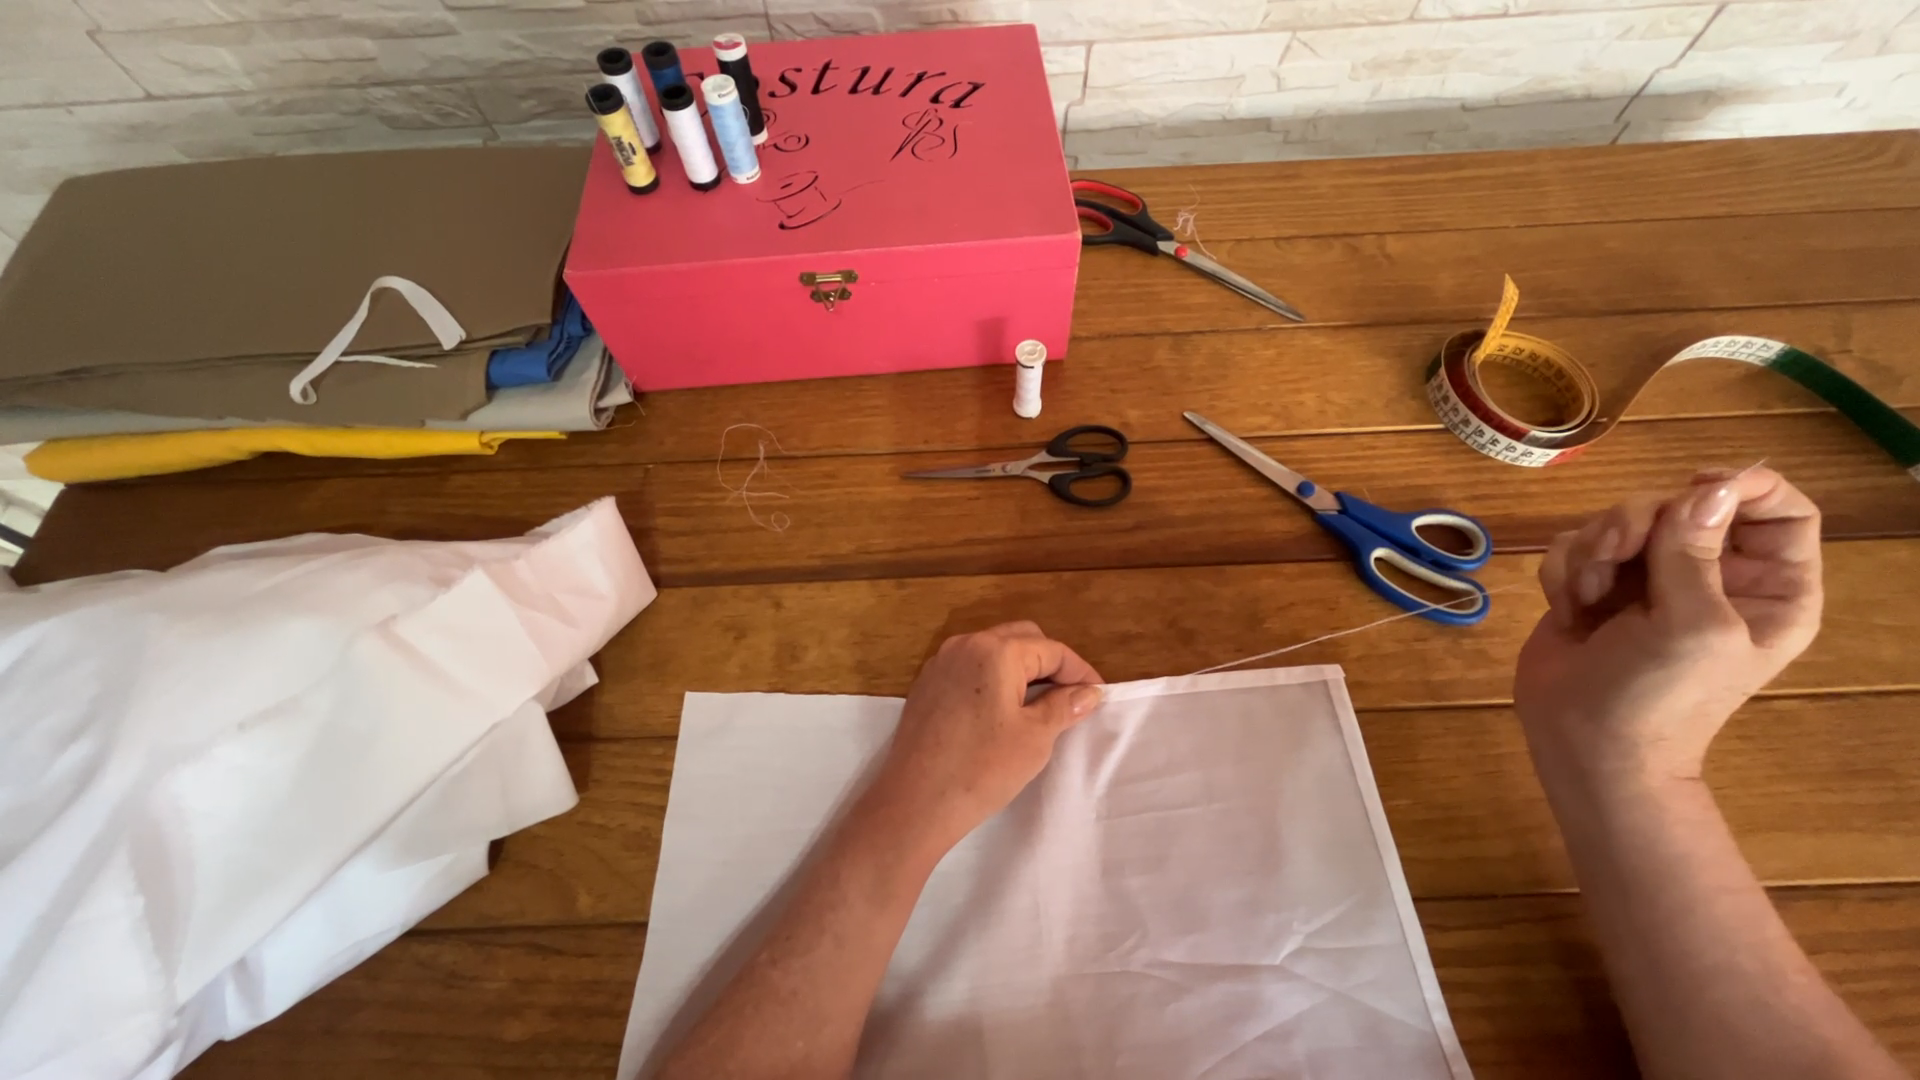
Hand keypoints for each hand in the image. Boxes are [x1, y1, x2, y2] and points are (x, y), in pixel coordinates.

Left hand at [864, 622, 1104, 852]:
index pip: (1051, 649)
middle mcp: (965, 644)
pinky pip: (971, 667)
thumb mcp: (1035, 738)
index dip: (1079, 671)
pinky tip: (1004, 710)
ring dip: (1022, 669)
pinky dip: (995, 678)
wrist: (915, 802)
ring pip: (995, 650)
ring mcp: (942, 662)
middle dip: (1051, 663)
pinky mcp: (927, 684)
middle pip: (1022, 638)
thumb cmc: (982, 769)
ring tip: (1042, 705)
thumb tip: (1088, 692)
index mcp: (995, 650)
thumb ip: (1064, 706)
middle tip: (1071, 698)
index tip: (1098, 696)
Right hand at [1515, 467, 1821, 796]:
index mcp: (1765, 588)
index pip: (1779, 510)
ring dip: (1592, 553)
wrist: (1584, 740)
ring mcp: (1645, 580)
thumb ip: (1694, 554)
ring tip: (1586, 598)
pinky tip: (1567, 608)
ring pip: (1617, 521)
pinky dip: (1563, 571)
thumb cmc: (1657, 695)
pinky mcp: (1590, 585)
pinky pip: (1574, 545)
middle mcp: (1708, 575)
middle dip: (1635, 524)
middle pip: (1678, 505)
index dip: (1743, 487)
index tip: (1693, 487)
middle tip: (1612, 555)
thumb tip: (1706, 488)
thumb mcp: (1691, 625)